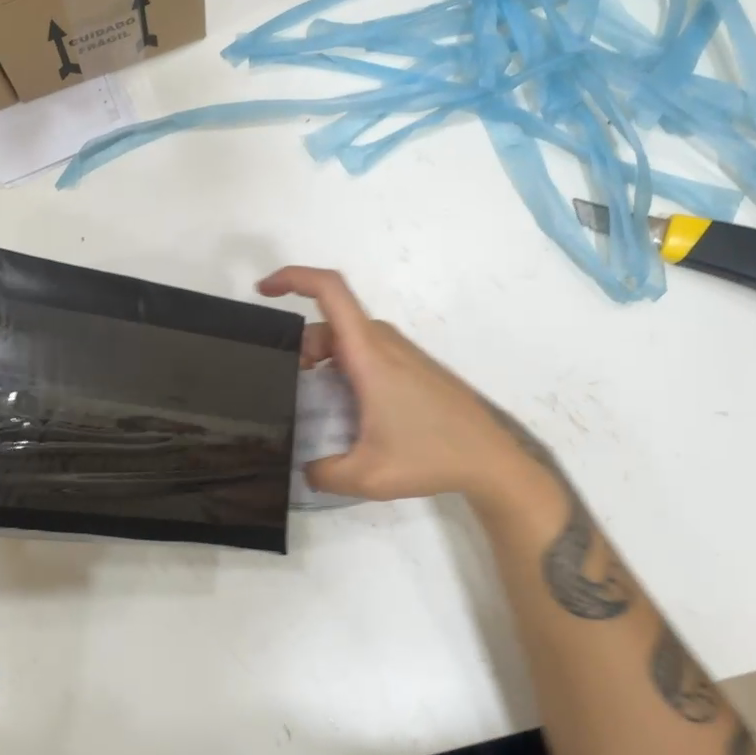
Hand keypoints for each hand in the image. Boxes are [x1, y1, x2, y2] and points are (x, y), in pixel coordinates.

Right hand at [258, 266, 549, 502]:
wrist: (491, 460)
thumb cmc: (431, 457)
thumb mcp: (367, 477)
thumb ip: (323, 474)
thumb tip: (304, 468)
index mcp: (369, 354)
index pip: (330, 291)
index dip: (293, 277)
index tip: (264, 290)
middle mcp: (383, 343)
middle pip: (328, 322)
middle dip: (299, 345)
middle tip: (291, 387)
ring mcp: (400, 352)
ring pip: (345, 337)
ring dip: (320, 358)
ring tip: (315, 401)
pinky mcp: (410, 365)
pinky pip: (363, 350)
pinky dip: (341, 366)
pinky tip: (345, 407)